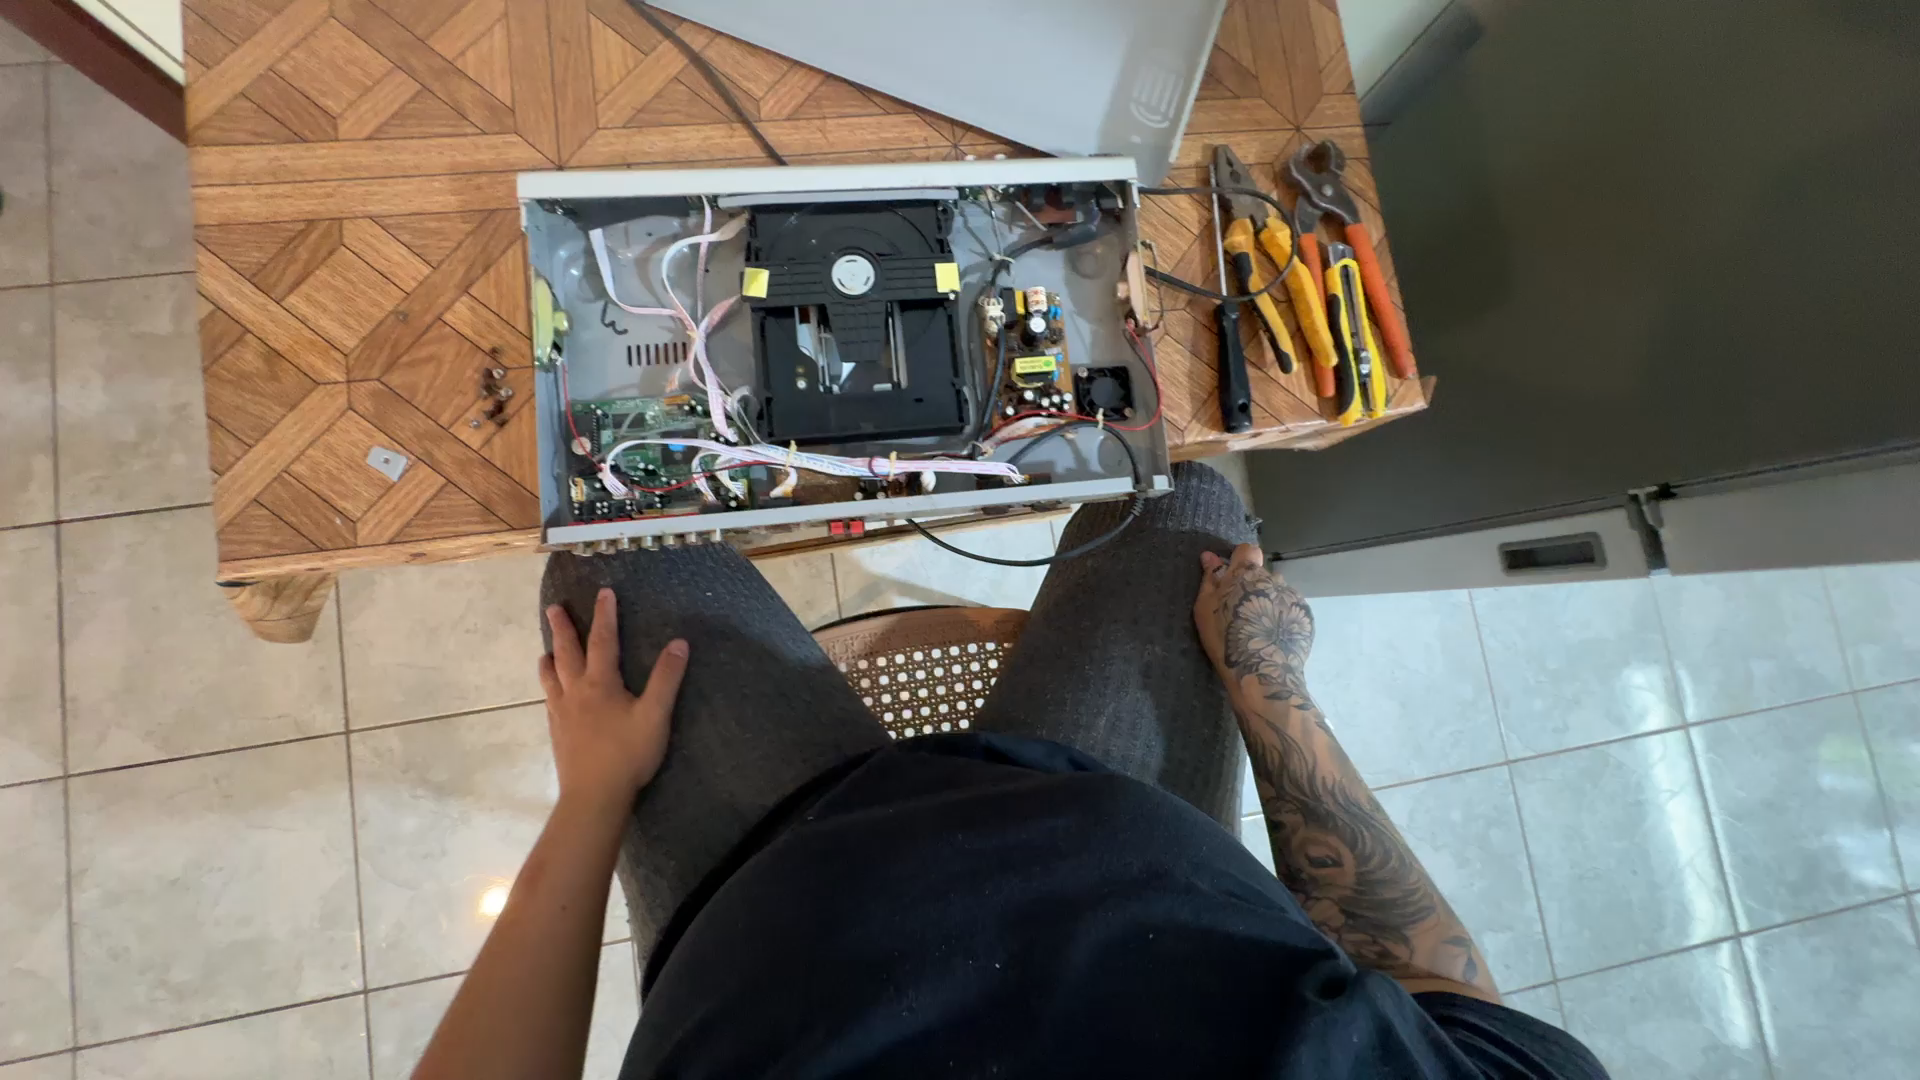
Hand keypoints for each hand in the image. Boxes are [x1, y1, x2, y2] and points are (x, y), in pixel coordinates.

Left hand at [539, 588, 687, 808]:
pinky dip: (549, 685)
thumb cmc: (628, 754)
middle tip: (554, 608)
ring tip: (546, 649)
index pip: (604, 641)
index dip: (605, 615)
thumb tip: (679, 643)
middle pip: (567, 653)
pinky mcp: (558, 732)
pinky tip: (553, 693)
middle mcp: (576, 692)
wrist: (593, 796)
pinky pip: (550, 699)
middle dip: (563, 629)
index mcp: (601, 684)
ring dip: (550, 658)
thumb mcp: (656, 715)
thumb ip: (667, 678)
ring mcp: (562, 713)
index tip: (604, 592)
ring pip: (552, 677)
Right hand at [1193, 544, 1315, 700]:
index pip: (1248, 550)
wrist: (1263, 673)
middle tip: (1241, 612)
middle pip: (1262, 575)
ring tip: (1259, 628)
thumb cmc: (1225, 639)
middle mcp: (1274, 579)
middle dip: (1252, 587)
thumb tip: (1210, 556)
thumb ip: (1209, 580)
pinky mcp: (1306, 617)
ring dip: (1268, 602)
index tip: (1232, 577)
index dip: (1240, 559)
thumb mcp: (1204, 609)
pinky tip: (1273, 636)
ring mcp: (1293, 597)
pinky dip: (1282, 617)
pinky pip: (1290, 609)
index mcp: (1246, 574)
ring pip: (1277, 592)